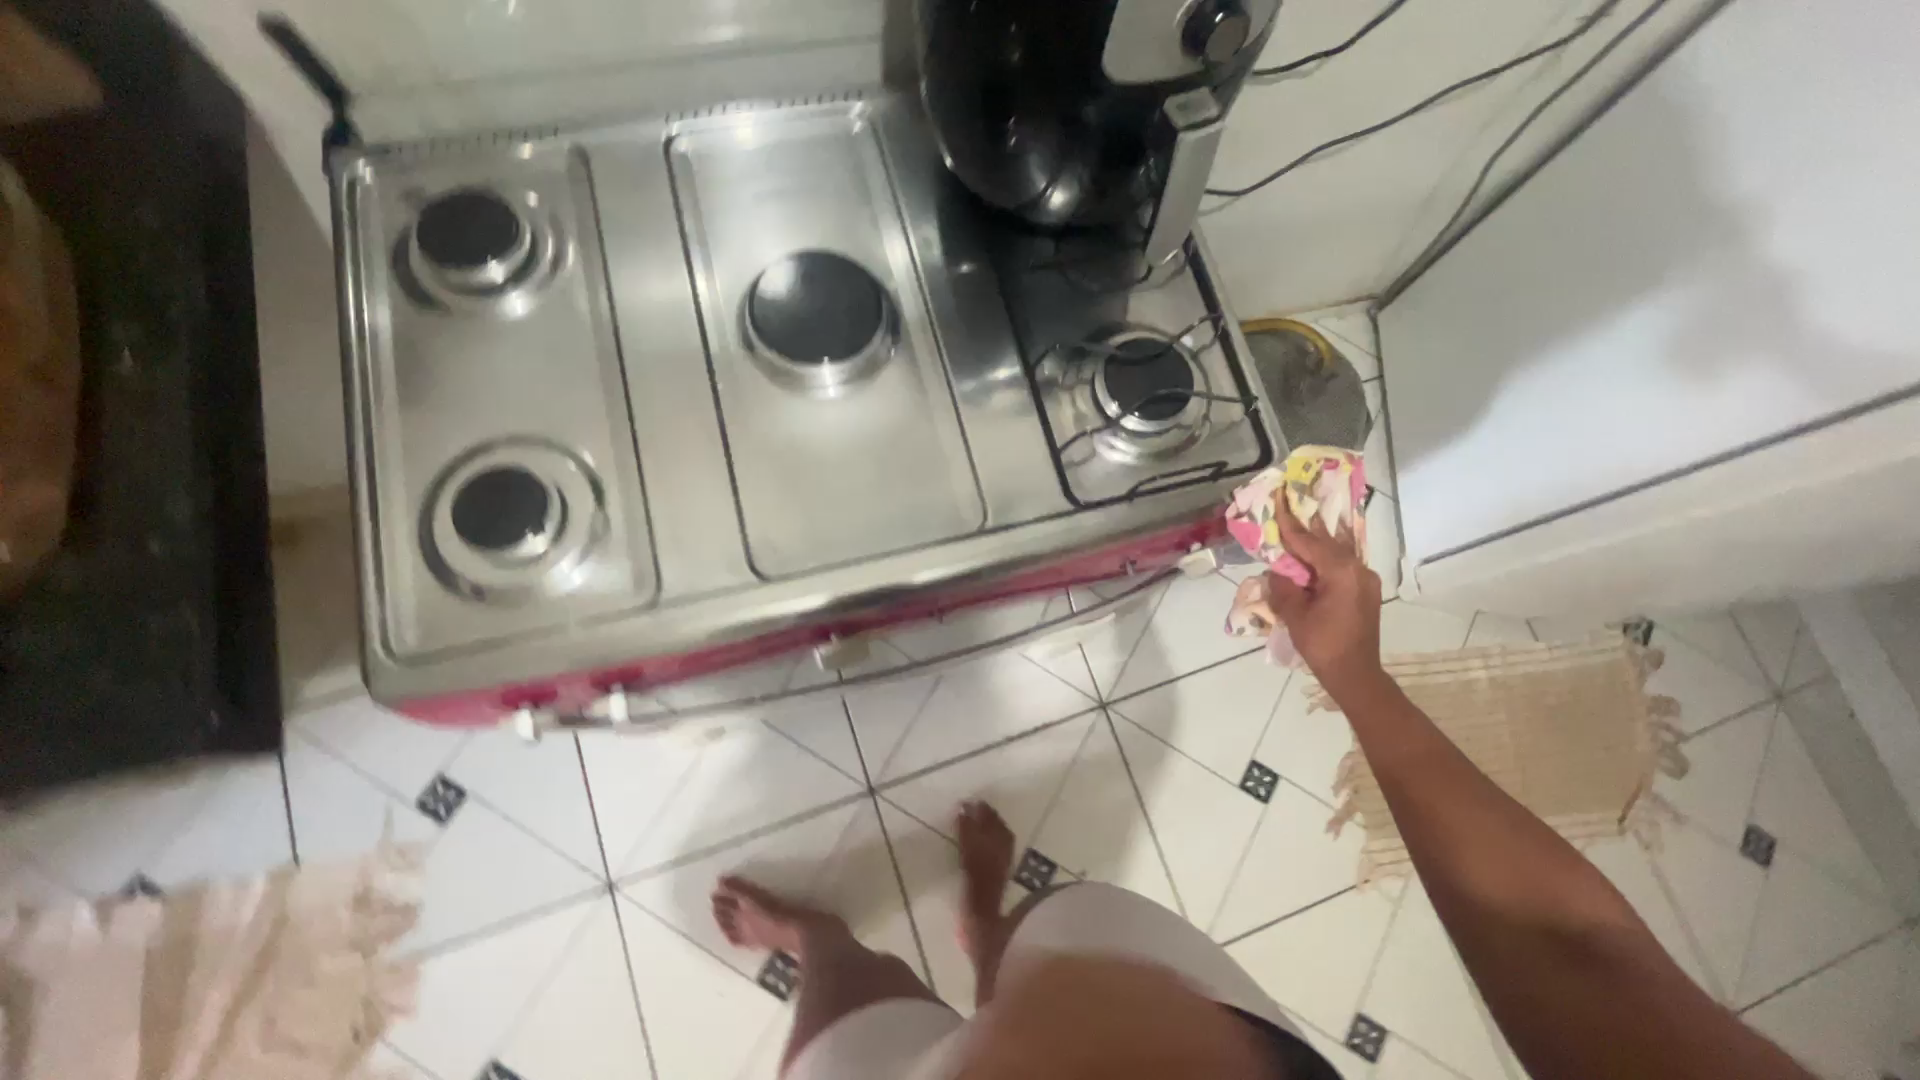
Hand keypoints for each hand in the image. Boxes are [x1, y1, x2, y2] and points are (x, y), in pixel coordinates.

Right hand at [1267, 505, 1385, 702]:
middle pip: (1327, 542)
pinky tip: (1310, 560)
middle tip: (1288, 508)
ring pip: (1337, 554)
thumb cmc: (1323, 645)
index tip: (1280, 500)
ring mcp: (1366, 580)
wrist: (1355, 674)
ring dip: (1316, 545)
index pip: (1310, 541)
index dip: (1291, 523)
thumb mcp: (1295, 615)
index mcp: (1341, 572)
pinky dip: (1324, 560)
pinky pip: (1342, 567)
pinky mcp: (1365, 592)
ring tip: (1297, 531)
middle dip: (1306, 529)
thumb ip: (1284, 587)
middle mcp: (1359, 570)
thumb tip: (1279, 571)